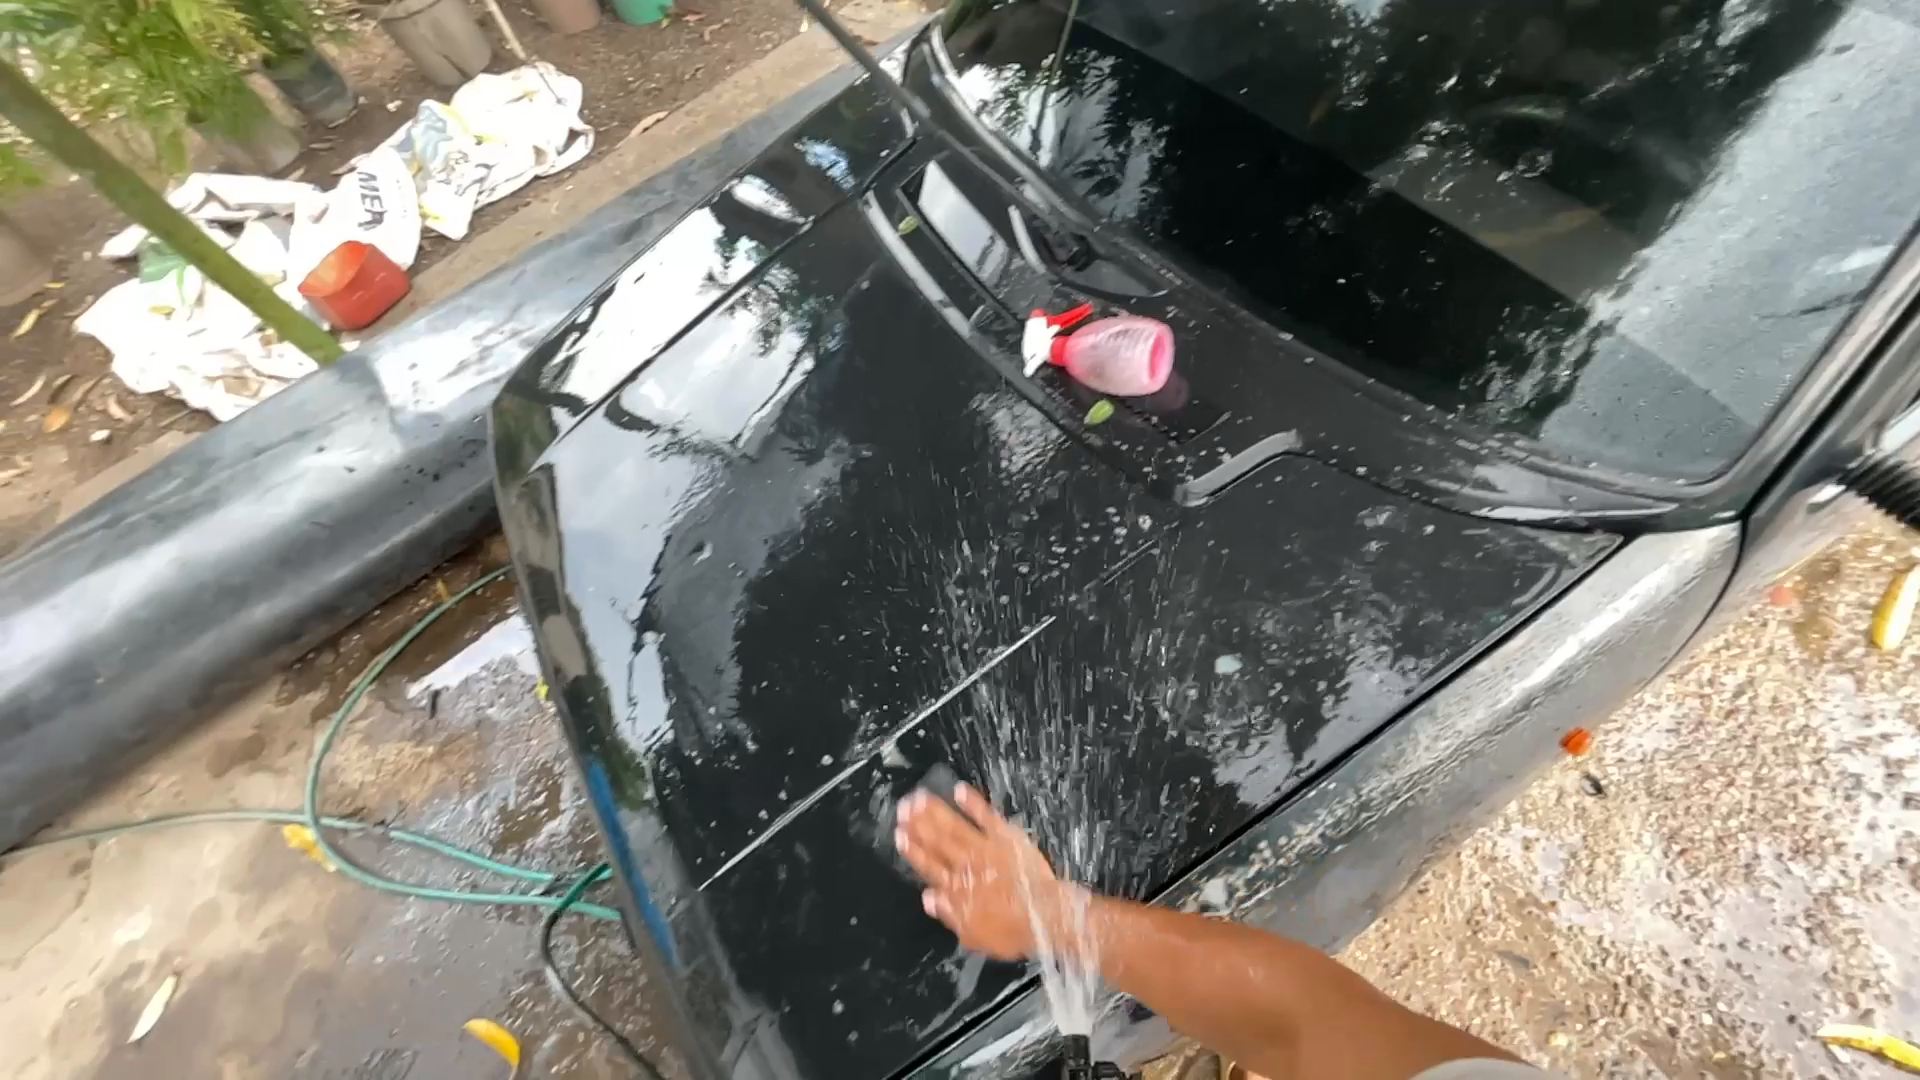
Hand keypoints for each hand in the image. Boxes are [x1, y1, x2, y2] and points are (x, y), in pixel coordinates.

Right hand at [894, 783, 1074, 960]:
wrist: (1046, 916)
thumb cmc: (1012, 931)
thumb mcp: (976, 935)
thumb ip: (950, 914)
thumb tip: (928, 897)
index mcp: (958, 889)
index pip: (930, 866)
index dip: (914, 850)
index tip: (899, 834)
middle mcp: (967, 864)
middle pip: (938, 841)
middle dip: (919, 824)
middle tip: (903, 807)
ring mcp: (986, 847)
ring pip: (955, 826)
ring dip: (937, 811)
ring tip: (920, 796)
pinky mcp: (1005, 836)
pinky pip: (985, 816)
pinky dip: (972, 803)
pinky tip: (959, 790)